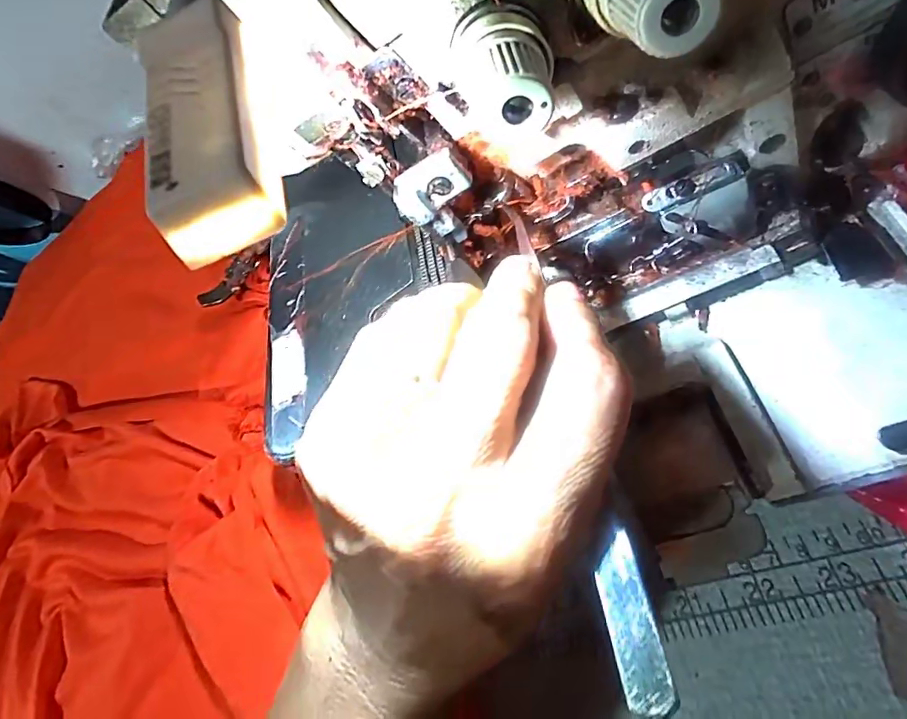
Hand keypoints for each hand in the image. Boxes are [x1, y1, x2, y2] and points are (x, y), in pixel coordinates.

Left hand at [271, 257, 630, 716]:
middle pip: (500, 339)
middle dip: (519, 290)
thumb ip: (581, 413)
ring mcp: (366, 457)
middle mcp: (439, 491)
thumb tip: (560, 302)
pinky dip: (417, 322)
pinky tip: (428, 354)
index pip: (582, 388)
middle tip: (526, 278)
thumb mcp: (571, 521)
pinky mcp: (323, 432)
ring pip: (435, 315)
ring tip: (471, 330)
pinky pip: (385, 328)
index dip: (582, 327)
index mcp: (523, 530)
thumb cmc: (498, 574)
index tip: (569, 299)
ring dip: (465, 304)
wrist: (391, 628)